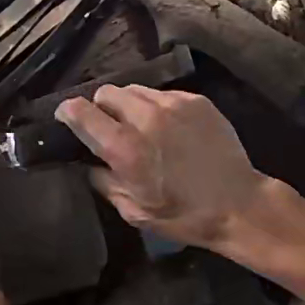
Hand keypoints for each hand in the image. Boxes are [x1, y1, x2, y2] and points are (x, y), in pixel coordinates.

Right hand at [55, 85, 285, 251]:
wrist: (238, 204)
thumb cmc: (183, 215)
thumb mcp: (133, 210)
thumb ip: (104, 181)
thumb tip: (87, 163)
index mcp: (125, 148)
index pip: (82, 112)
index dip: (68, 112)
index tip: (66, 117)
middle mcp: (146, 118)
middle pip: (106, 93)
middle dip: (101, 108)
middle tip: (109, 127)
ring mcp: (173, 104)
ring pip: (134, 89)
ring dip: (128, 104)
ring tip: (138, 124)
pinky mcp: (195, 100)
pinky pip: (162, 94)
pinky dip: (156, 106)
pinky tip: (166, 126)